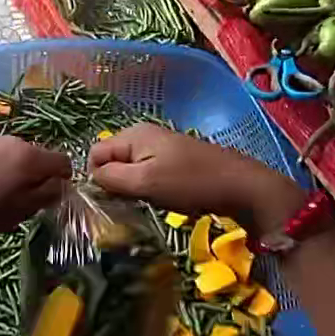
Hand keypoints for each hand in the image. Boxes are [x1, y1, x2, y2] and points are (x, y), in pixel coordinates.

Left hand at [0, 136, 70, 240]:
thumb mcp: (19, 210)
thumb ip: (47, 195)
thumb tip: (61, 185)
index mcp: (32, 155)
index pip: (64, 163)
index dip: (62, 184)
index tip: (48, 203)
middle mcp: (15, 141)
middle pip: (39, 161)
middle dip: (37, 182)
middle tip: (20, 208)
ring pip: (17, 162)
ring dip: (15, 180)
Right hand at [89, 123, 305, 228]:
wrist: (243, 188)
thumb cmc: (190, 183)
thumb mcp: (144, 182)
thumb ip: (110, 177)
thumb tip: (91, 178)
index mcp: (132, 135)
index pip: (94, 154)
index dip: (97, 177)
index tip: (114, 197)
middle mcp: (142, 135)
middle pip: (110, 160)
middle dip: (115, 182)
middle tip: (132, 200)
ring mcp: (160, 146)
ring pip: (128, 169)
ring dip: (133, 187)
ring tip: (150, 200)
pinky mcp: (173, 159)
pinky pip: (146, 172)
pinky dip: (149, 187)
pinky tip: (164, 197)